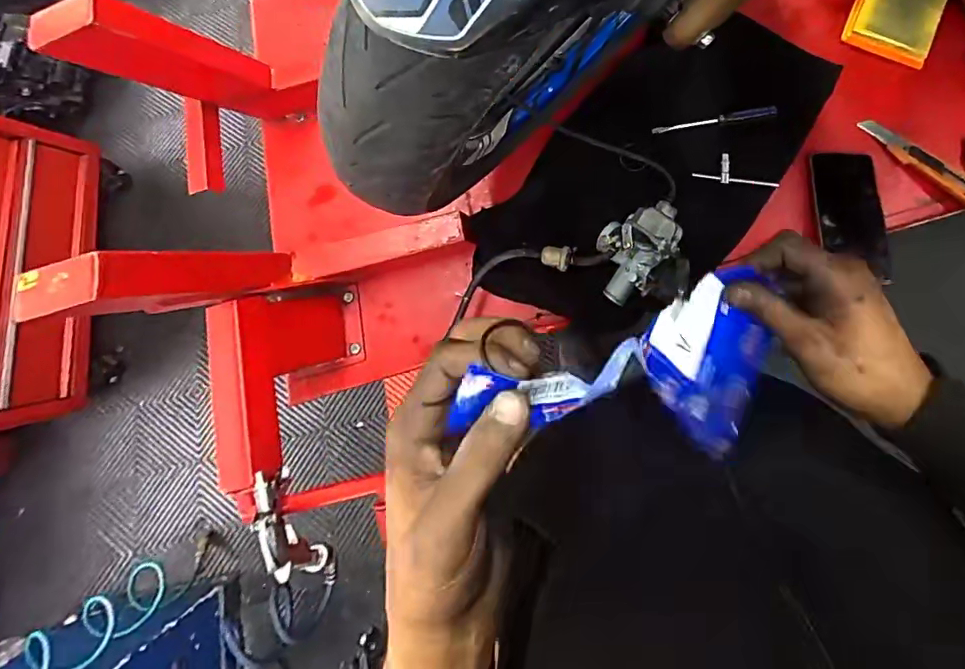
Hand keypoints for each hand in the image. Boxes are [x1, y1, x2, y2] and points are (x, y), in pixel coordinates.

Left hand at [385, 317, 540, 668]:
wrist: (450, 621)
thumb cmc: (431, 573)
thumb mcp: (449, 516)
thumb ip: (480, 457)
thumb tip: (518, 396)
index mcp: (413, 424)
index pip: (446, 359)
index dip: (484, 350)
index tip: (522, 367)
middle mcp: (440, 417)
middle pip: (467, 352)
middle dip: (502, 343)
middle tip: (536, 358)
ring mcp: (469, 429)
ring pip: (493, 372)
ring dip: (520, 362)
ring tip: (545, 373)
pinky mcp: (495, 447)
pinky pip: (514, 403)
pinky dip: (534, 392)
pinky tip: (551, 395)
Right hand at [727, 231, 933, 430]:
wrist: (906, 400)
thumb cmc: (855, 371)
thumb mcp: (805, 342)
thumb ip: (767, 309)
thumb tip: (730, 288)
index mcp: (836, 271)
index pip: (785, 245)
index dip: (753, 258)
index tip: (730, 281)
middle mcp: (843, 267)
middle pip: (791, 256)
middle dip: (759, 273)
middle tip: (732, 294)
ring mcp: (848, 282)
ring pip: (799, 272)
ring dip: (772, 286)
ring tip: (745, 307)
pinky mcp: (848, 297)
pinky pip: (811, 286)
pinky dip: (789, 297)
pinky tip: (772, 317)